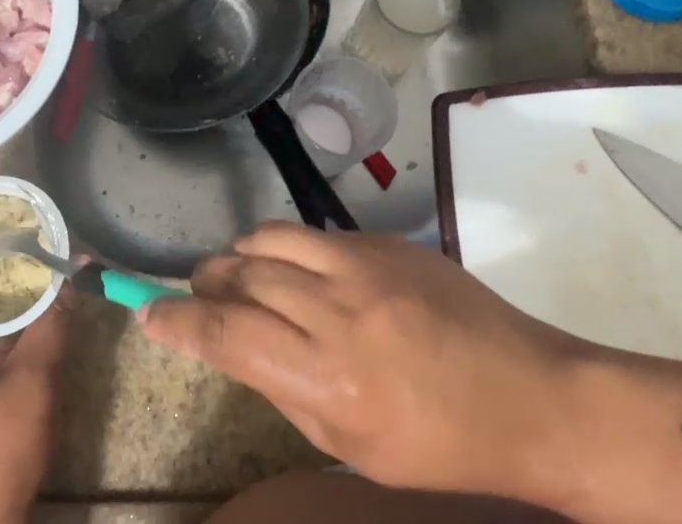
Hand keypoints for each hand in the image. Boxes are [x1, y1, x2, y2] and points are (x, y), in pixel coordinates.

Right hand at [138, 222, 593, 499]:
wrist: (533, 397)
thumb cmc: (441, 445)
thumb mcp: (350, 443)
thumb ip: (284, 388)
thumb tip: (235, 346)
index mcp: (328, 376)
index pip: (225, 333)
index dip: (176, 321)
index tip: (148, 315)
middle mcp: (339, 309)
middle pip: (241, 274)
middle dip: (206, 283)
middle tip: (198, 294)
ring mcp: (367, 266)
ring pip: (272, 238)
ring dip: (240, 254)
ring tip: (236, 271)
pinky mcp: (389, 243)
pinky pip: (317, 235)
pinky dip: (289, 249)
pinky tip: (296, 269)